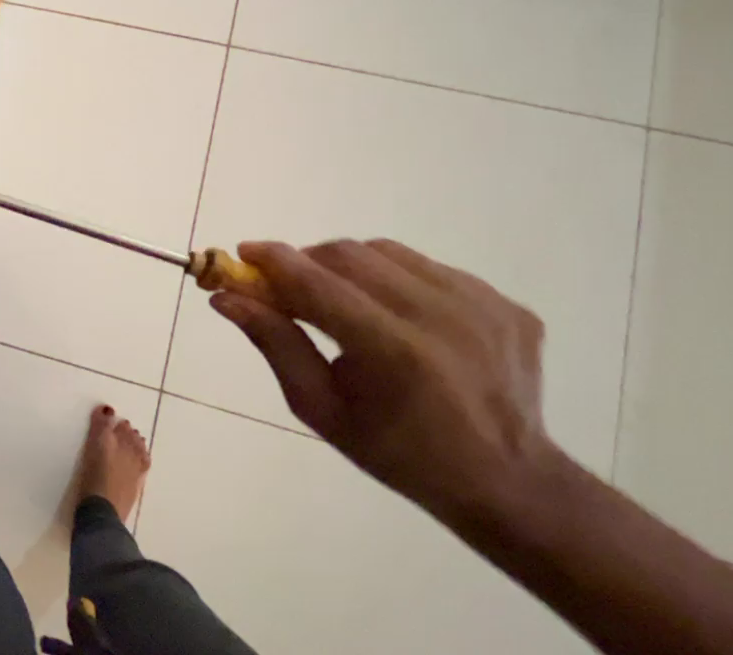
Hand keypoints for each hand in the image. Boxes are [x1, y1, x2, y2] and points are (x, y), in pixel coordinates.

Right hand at [210, 239, 555, 521]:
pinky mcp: (507, 304)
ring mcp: (482, 307)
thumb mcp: (318, 407)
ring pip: (387, 253)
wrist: (507, 480)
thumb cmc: (396, 450)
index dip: (272, 261)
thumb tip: (225, 296)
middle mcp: (441, 317)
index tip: (242, 255)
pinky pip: (429, 268)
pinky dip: (396, 281)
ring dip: (350, 268)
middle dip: (306, 262)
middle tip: (288, 289)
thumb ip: (274, 343)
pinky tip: (397, 317)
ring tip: (346, 305)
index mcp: (394, 351)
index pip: (316, 282)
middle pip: (349, 255)